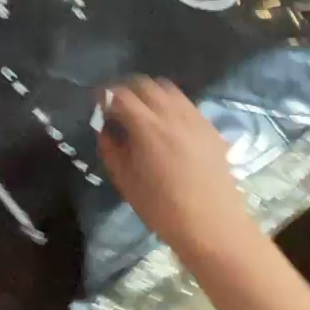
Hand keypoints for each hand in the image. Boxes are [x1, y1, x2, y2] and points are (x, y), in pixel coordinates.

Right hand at [98, 77, 260, 262]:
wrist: (211, 225)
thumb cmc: (161, 207)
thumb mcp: (124, 180)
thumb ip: (110, 148)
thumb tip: (105, 129)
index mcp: (148, 128)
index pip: (121, 95)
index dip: (105, 96)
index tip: (98, 105)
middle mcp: (173, 115)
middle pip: (146, 84)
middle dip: (127, 89)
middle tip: (117, 105)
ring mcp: (196, 120)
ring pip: (169, 90)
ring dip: (150, 94)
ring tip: (141, 111)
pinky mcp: (210, 129)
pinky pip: (186, 105)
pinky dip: (170, 105)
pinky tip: (165, 125)